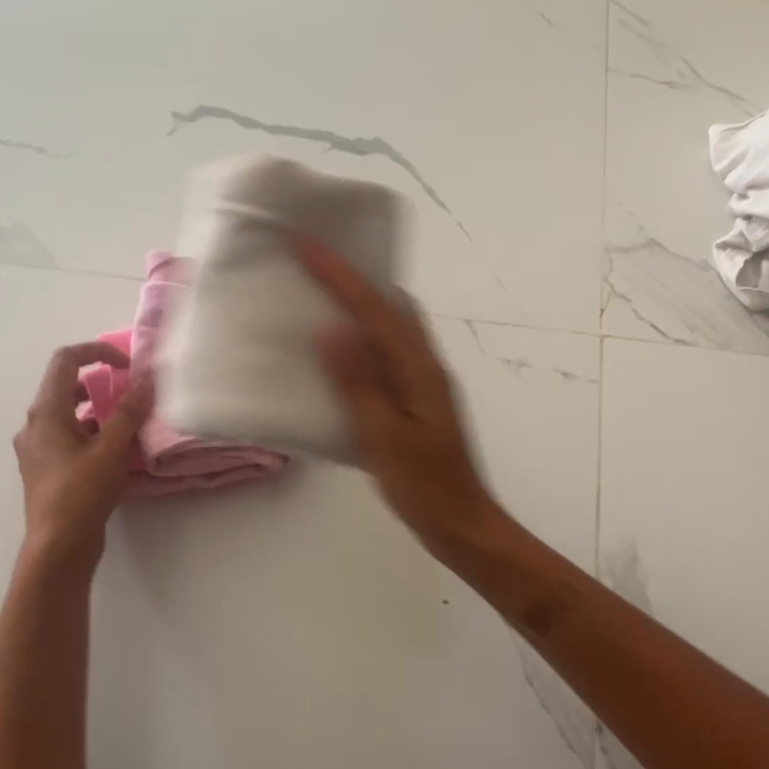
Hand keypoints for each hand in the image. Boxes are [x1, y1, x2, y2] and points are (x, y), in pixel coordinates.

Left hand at [13, 342, 153, 565]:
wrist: (58, 547)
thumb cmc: (81, 494)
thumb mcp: (111, 450)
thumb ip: (129, 412)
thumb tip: (145, 379)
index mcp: (45, 413)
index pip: (66, 361)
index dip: (98, 352)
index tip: (128, 365)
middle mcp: (36, 426)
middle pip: (68, 388)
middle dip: (103, 385)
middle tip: (133, 396)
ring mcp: (40, 450)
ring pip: (72, 417)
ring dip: (101, 413)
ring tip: (131, 426)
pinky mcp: (50, 471)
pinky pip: (73, 440)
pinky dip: (95, 437)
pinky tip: (120, 455)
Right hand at [294, 234, 501, 549]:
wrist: (462, 524)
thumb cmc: (425, 487)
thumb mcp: (385, 438)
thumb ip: (360, 384)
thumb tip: (332, 330)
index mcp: (420, 370)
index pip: (377, 310)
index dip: (341, 275)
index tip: (306, 244)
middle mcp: (426, 368)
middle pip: (391, 309)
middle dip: (354, 279)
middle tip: (314, 260)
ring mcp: (425, 385)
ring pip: (392, 330)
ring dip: (360, 307)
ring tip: (320, 293)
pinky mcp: (418, 403)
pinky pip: (388, 356)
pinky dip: (363, 340)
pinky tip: (339, 351)